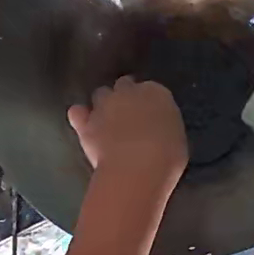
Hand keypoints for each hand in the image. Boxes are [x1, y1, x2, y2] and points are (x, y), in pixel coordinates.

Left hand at [68, 76, 186, 191]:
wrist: (137, 168)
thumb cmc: (167, 157)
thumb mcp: (176, 139)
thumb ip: (164, 127)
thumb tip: (158, 131)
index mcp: (156, 92)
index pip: (150, 89)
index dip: (148, 103)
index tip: (149, 116)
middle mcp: (128, 91)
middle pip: (123, 85)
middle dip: (124, 98)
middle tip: (128, 118)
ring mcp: (104, 105)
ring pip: (100, 95)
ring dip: (103, 105)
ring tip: (107, 124)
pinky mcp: (86, 123)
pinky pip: (77, 112)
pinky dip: (80, 117)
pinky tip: (84, 126)